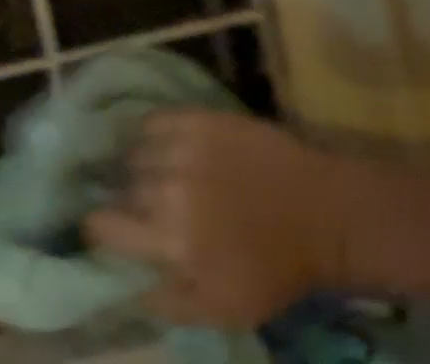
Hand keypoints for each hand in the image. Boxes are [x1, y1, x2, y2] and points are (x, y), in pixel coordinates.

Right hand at [83, 110, 352, 327]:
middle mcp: (166, 191)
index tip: (112, 228)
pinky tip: (170, 148)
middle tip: (151, 207)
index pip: (102, 225)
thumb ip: (170, 303)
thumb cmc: (278, 267)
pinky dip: (153, 135)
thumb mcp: (227, 308)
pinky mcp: (196, 121)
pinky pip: (152, 123)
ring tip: (163, 176)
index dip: (100, 228)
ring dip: (142, 168)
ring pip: (134, 155)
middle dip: (130, 199)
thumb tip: (126, 289)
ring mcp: (181, 151)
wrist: (329, 214)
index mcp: (170, 239)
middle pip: (121, 190)